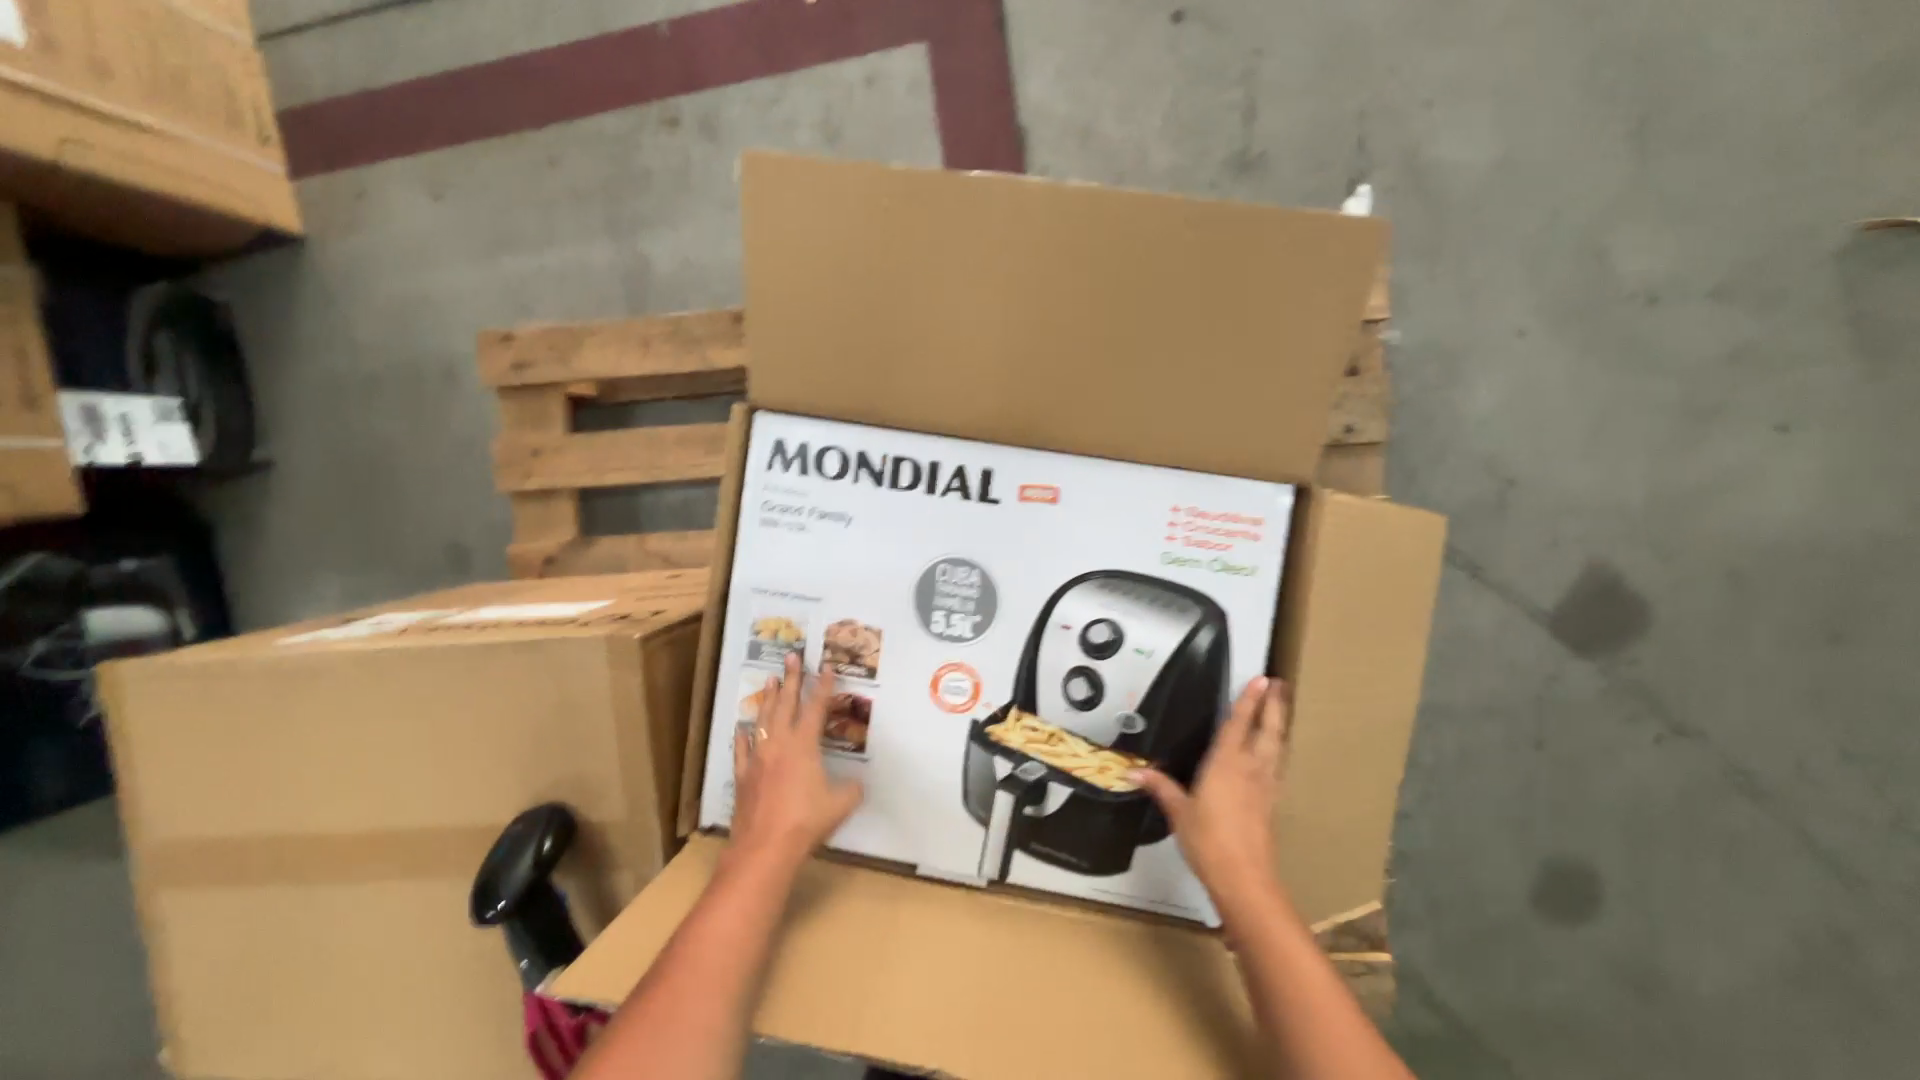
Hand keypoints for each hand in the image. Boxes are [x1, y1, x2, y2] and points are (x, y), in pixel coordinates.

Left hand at [726, 654, 864, 873]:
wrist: (765, 847)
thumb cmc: (807, 821)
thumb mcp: (841, 804)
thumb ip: (852, 789)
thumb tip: (858, 784)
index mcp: (804, 745)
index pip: (816, 708)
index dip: (824, 686)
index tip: (828, 666)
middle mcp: (778, 744)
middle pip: (785, 704)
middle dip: (792, 679)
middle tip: (792, 657)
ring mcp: (757, 758)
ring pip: (763, 720)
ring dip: (769, 699)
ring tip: (771, 680)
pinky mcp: (742, 776)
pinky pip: (742, 750)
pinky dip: (743, 736)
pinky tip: (742, 728)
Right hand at [1133, 676, 1289, 913]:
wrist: (1244, 878)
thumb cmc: (1208, 840)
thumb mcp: (1178, 812)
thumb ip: (1160, 787)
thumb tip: (1132, 770)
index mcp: (1226, 764)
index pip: (1238, 724)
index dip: (1249, 700)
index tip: (1261, 678)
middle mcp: (1250, 769)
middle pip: (1267, 730)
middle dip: (1274, 706)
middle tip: (1279, 684)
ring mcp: (1265, 786)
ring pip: (1277, 747)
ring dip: (1280, 725)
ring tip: (1282, 709)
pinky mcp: (1272, 803)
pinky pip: (1277, 767)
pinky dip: (1278, 751)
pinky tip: (1276, 754)